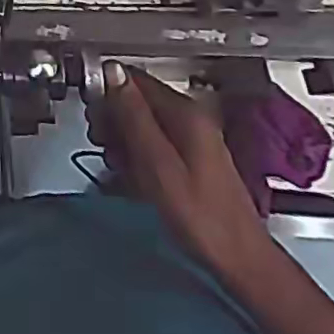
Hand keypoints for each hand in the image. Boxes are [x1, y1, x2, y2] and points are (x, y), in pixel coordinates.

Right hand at [87, 62, 268, 265]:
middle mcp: (188, 117)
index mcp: (183, 112)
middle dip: (112, 118)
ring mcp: (190, 138)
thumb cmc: (198, 215)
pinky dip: (135, 154)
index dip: (106, 92)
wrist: (241, 262)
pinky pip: (152, 142)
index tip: (92, 117)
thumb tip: (112, 71)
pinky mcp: (189, 158)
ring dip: (121, 139)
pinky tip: (130, 176)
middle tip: (103, 145)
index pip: (132, 79)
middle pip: (135, 100)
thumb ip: (134, 116)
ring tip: (116, 165)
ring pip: (141, 122)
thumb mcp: (158, 163)